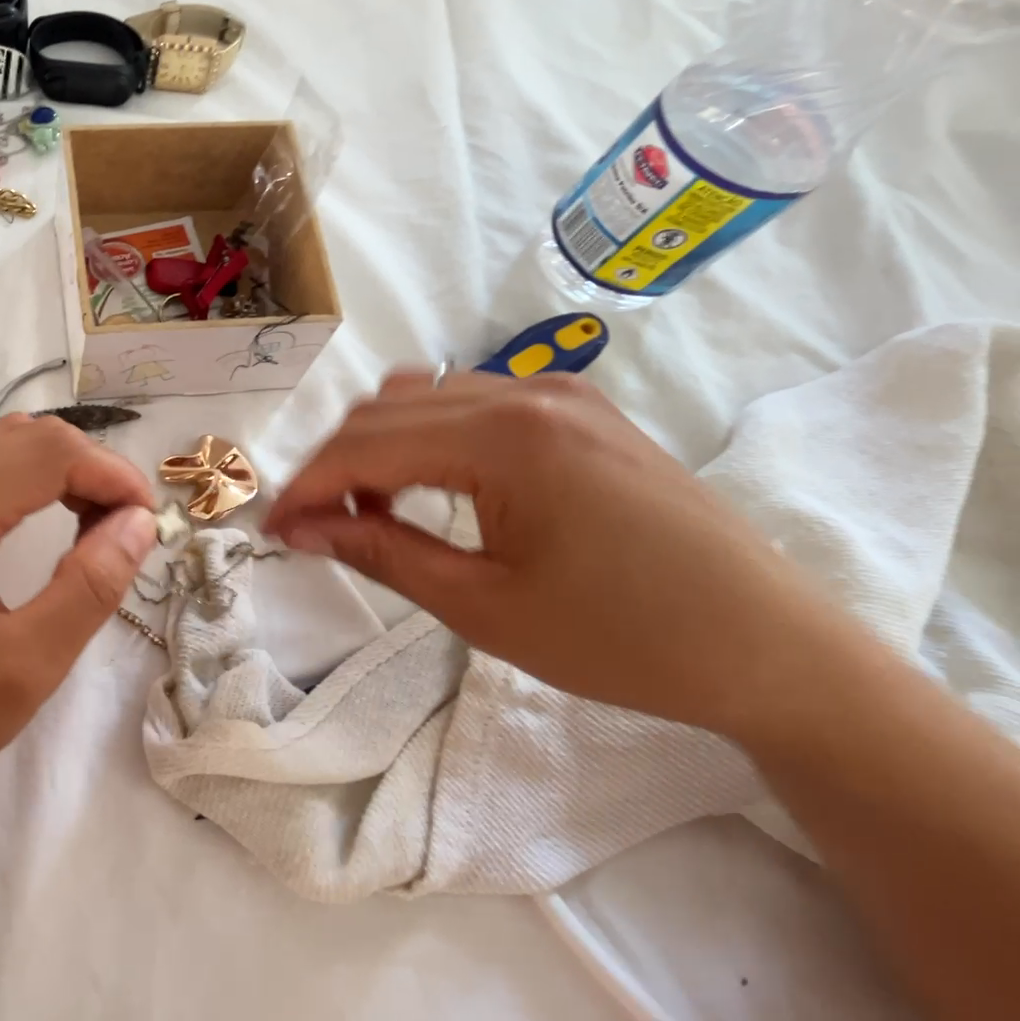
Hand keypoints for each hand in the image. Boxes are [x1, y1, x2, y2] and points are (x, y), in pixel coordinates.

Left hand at [0, 414, 156, 801]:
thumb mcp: (29, 663)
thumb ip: (89, 587)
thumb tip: (140, 522)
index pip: (48, 452)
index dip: (111, 474)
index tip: (150, 524)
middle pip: (31, 438)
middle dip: (94, 469)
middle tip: (130, 530)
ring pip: (11, 450)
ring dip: (68, 474)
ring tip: (103, 529)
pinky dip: (40, 487)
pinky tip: (62, 529)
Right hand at [263, 371, 852, 736]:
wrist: (769, 648)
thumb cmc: (622, 640)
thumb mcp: (482, 606)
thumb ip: (380, 551)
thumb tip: (300, 528)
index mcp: (506, 437)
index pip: (365, 444)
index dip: (306, 486)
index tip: (271, 532)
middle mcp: (529, 392)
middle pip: (386, 407)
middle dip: (333, 464)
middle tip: (315, 528)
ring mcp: (562, 393)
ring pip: (425, 395)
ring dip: (378, 445)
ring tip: (371, 511)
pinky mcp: (583, 410)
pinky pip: (473, 401)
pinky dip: (428, 436)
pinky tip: (432, 487)